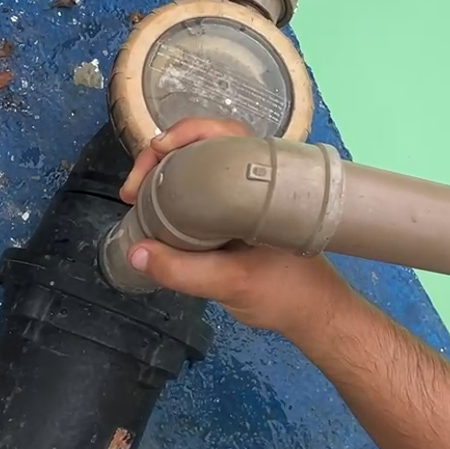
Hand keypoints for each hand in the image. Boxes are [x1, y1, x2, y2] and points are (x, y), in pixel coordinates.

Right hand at [119, 118, 358, 338]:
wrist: (316, 314)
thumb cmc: (286, 293)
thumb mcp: (230, 283)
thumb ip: (182, 270)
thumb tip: (135, 251)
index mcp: (262, 182)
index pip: (224, 133)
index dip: (188, 133)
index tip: (156, 151)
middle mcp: (255, 180)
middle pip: (204, 145)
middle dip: (163, 155)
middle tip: (133, 188)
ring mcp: (245, 196)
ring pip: (200, 167)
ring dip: (165, 174)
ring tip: (137, 196)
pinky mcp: (237, 215)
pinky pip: (202, 191)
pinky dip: (175, 193)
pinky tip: (156, 209)